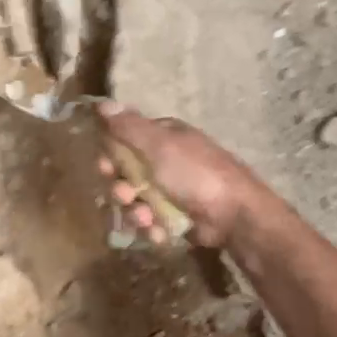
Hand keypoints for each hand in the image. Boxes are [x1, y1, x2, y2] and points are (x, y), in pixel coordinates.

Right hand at [97, 103, 261, 247]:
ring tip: (146, 220)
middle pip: (126, 174)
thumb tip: (101, 103)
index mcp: (164, 136)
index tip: (105, 169)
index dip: (110, 155)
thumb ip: (129, 127)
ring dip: (136, 212)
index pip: (124, 140)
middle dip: (121, 189)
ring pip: (137, 200)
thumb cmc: (195, 174)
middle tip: (126, 197)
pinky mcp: (177, 216)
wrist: (235, 215)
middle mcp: (167, 160)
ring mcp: (173, 190)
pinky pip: (152, 221)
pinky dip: (152, 228)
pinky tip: (159, 234)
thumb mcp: (159, 146)